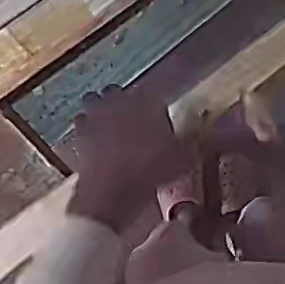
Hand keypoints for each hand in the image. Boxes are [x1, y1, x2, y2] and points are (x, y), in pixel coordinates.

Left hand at [70, 85, 190, 230]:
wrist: (111, 190)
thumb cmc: (151, 170)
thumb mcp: (183, 159)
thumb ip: (192, 143)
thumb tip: (205, 136)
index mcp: (145, 100)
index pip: (152, 95)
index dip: (155, 110)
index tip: (160, 125)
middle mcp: (118, 100)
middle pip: (119, 93)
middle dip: (125, 105)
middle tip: (135, 125)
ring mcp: (95, 114)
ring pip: (95, 101)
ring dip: (102, 111)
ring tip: (113, 131)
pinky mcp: (78, 132)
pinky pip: (82, 123)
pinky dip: (88, 129)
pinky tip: (96, 143)